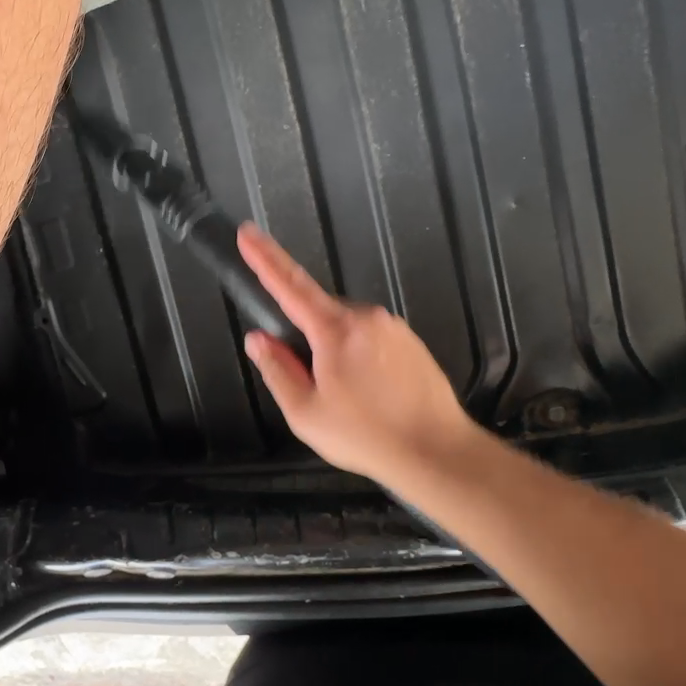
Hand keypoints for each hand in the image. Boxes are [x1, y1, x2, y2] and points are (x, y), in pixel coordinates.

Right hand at [238, 224, 476, 483]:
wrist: (437, 452)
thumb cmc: (365, 435)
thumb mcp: (305, 412)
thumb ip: (277, 370)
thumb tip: (257, 339)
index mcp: (336, 330)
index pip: (290, 285)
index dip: (265, 258)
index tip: (247, 233)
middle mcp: (367, 317)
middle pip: (319, 311)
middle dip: (305, 337)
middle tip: (309, 384)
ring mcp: (394, 327)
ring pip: (345, 327)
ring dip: (333, 351)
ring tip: (345, 400)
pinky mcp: (411, 342)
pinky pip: (370, 339)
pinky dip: (358, 359)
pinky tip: (367, 397)